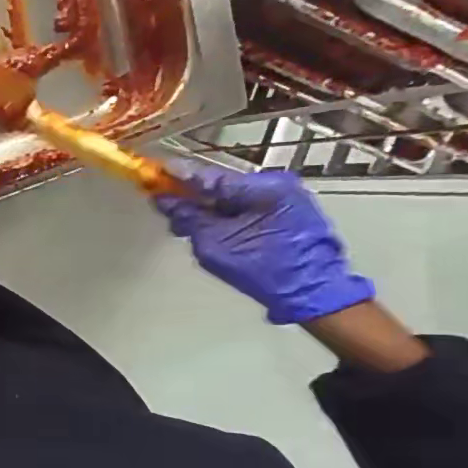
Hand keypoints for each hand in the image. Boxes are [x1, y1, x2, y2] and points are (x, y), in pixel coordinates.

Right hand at [156, 165, 373, 323]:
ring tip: (185, 224)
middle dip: (191, 196)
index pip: (210, 176)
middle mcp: (276, 184)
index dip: (178, 177)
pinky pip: (245, 207)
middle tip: (165, 206)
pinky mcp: (287, 212)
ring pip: (232, 197)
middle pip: (221, 185)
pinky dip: (224, 215)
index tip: (154, 173)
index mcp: (262, 187)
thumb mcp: (216, 246)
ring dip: (207, 207)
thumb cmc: (265, 271)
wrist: (313, 293)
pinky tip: (209, 228)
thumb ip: (189, 218)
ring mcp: (284, 197)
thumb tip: (166, 201)